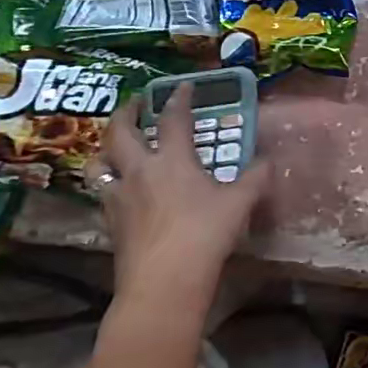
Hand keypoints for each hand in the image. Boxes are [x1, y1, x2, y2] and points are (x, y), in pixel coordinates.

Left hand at [91, 83, 267, 306]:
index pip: (174, 119)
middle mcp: (140, 171)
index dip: (179, 99)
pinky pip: (101, 192)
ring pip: (99, 163)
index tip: (183, 85)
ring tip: (115, 144)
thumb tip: (268, 160)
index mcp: (173, 160)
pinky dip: (107, 181)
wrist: (163, 282)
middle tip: (135, 103)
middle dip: (126, 113)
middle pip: (121, 133)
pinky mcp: (110, 223)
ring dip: (105, 148)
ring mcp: (119, 197)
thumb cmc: (205, 234)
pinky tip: (119, 188)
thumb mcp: (241, 203)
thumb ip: (255, 177)